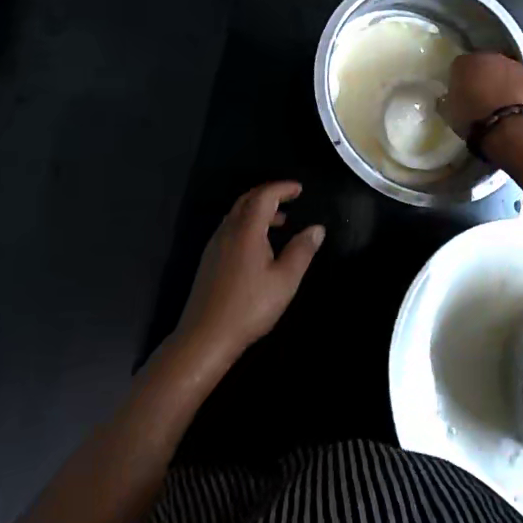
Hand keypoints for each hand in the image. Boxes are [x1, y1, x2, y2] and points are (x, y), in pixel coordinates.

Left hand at [173, 182, 323, 363]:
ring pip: (236, 214)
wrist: (206, 335)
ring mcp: (215, 245)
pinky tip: (259, 244)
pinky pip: (230, 228)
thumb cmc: (249, 307)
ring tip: (280, 221)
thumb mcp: (284, 281)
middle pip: (246, 200)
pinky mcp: (209, 259)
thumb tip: (316, 228)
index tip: (299, 188)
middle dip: (268, 194)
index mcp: (246, 231)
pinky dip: (248, 224)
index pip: (264, 196)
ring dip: (257, 210)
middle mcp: (227, 231)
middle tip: (289, 197)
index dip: (282, 188)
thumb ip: (301, 251)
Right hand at [440, 51, 522, 136]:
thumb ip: (450, 97)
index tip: (461, 91)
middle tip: (481, 95)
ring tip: (502, 103)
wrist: (509, 130)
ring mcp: (516, 66)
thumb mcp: (449, 110)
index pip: (459, 65)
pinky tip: (519, 106)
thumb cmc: (472, 120)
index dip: (460, 78)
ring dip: (504, 81)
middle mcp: (491, 58)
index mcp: (465, 63)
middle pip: (485, 63)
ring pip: (507, 71)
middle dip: (484, 76)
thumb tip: (453, 95)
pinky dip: (522, 90)